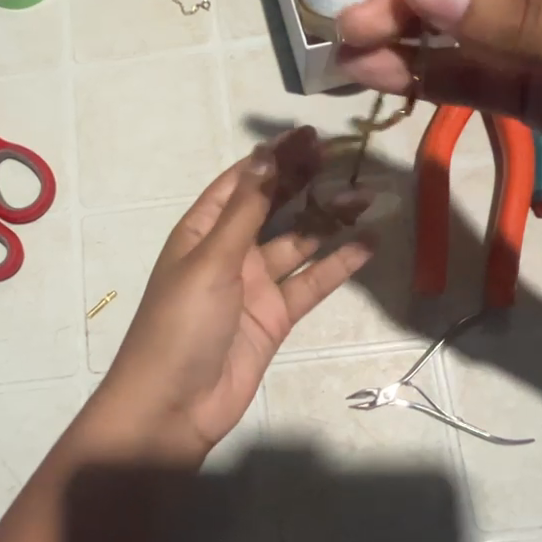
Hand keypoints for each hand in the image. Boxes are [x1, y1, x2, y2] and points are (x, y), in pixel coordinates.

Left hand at [95, 128, 375, 455]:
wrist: (173, 406)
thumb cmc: (181, 323)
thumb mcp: (210, 260)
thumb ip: (244, 211)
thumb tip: (264, 156)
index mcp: (201, 230)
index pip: (241, 182)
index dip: (272, 157)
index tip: (307, 135)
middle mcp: (229, 251)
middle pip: (271, 206)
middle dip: (303, 180)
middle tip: (342, 156)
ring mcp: (254, 285)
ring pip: (297, 242)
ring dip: (328, 220)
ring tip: (366, 196)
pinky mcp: (275, 317)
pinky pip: (310, 284)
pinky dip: (337, 265)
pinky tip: (368, 244)